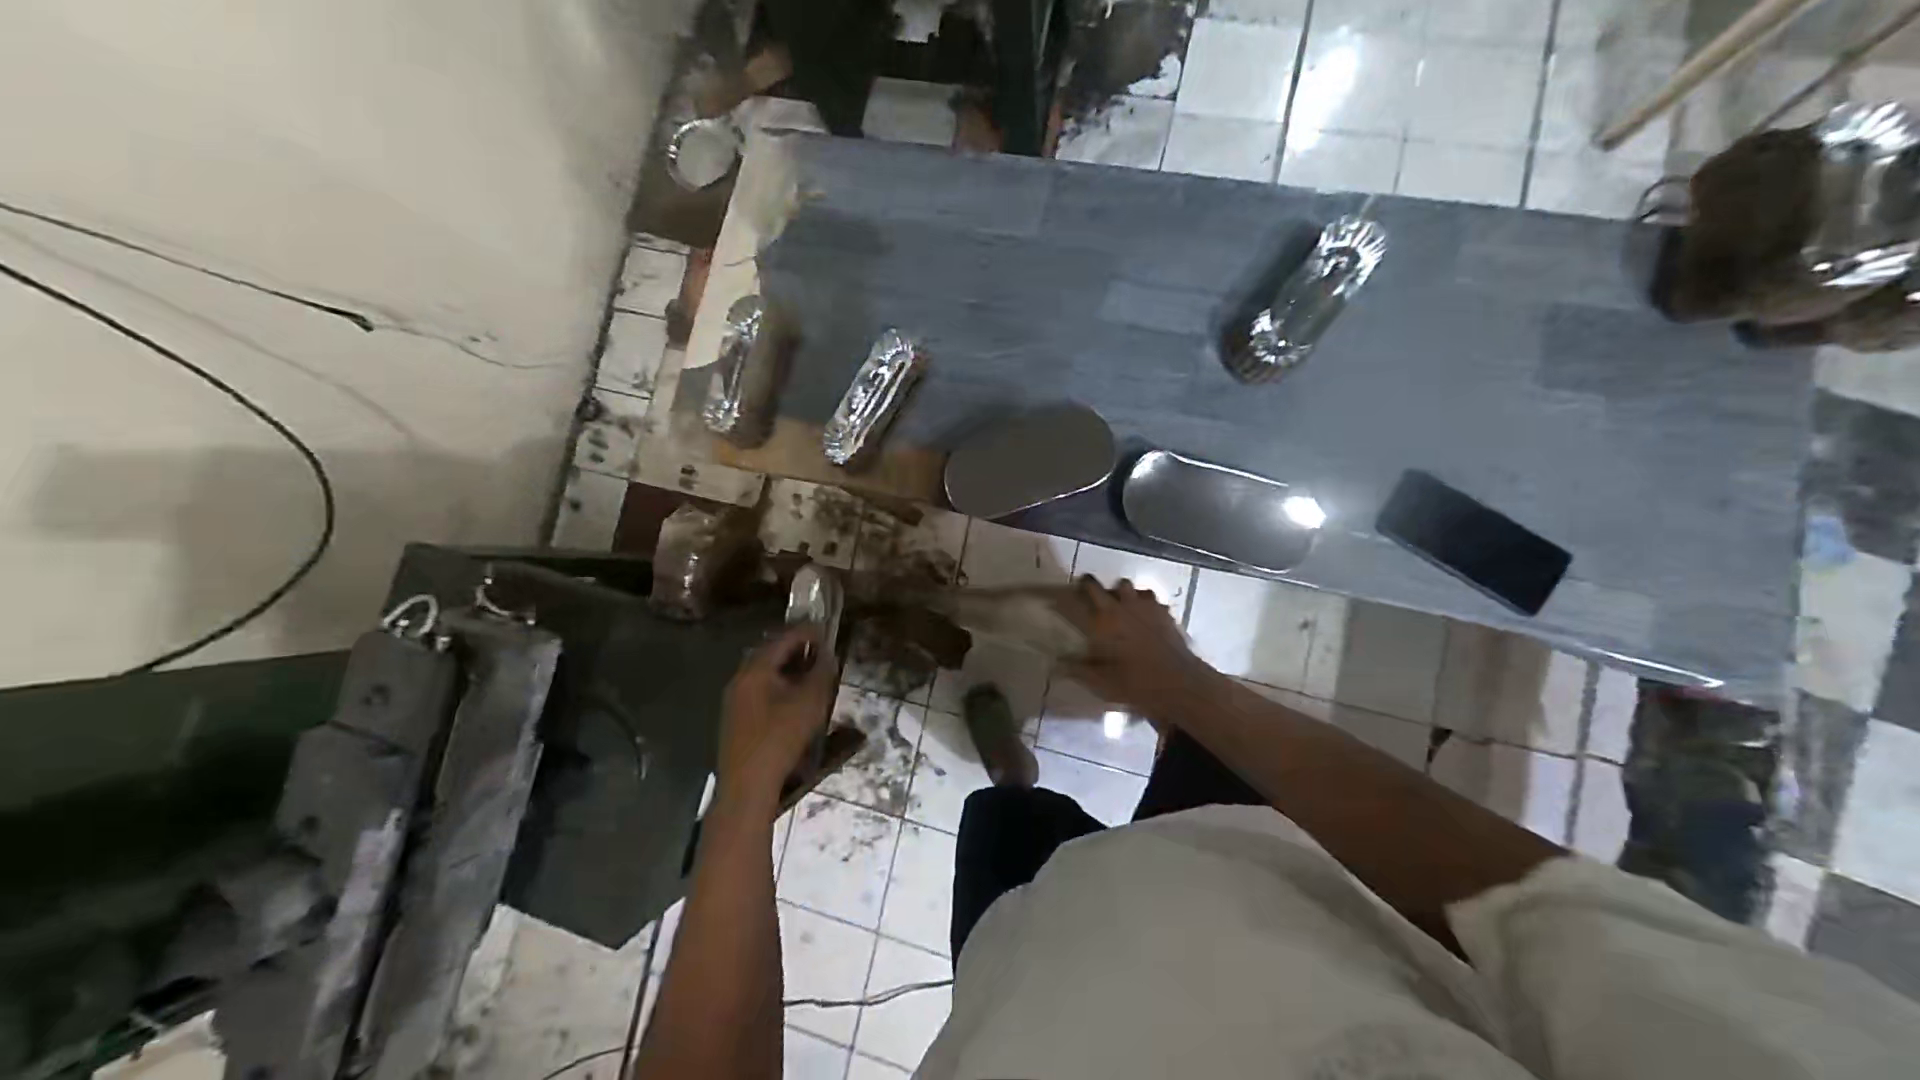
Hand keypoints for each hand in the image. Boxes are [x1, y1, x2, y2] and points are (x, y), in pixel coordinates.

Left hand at [717, 625, 837, 812]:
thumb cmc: (780, 738)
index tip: (827, 630)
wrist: (747, 784)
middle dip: (798, 649)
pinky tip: (794, 698)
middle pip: (771, 653)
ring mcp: (735, 698)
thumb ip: (821, 673)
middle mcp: (741, 678)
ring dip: (789, 668)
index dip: (808, 632)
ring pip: (765, 672)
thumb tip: (828, 654)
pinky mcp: (736, 717)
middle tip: (821, 651)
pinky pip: (761, 689)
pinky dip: (780, 684)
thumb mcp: (810, 702)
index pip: (784, 638)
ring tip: (812, 673)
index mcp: (756, 669)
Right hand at [1054, 576, 1211, 711]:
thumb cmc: (1133, 682)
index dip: (1081, 586)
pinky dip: (1147, 605)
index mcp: (1104, 618)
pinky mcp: (1166, 615)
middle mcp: (1125, 606)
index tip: (1075, 588)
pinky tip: (1147, 619)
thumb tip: (1056, 664)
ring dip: (1127, 595)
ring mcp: (1148, 608)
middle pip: (1111, 584)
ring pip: (1134, 588)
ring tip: (1124, 608)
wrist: (1178, 683)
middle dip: (1102, 589)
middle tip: (1098, 602)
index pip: (1089, 590)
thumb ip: (1077, 669)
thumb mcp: (1099, 681)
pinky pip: (1153, 601)